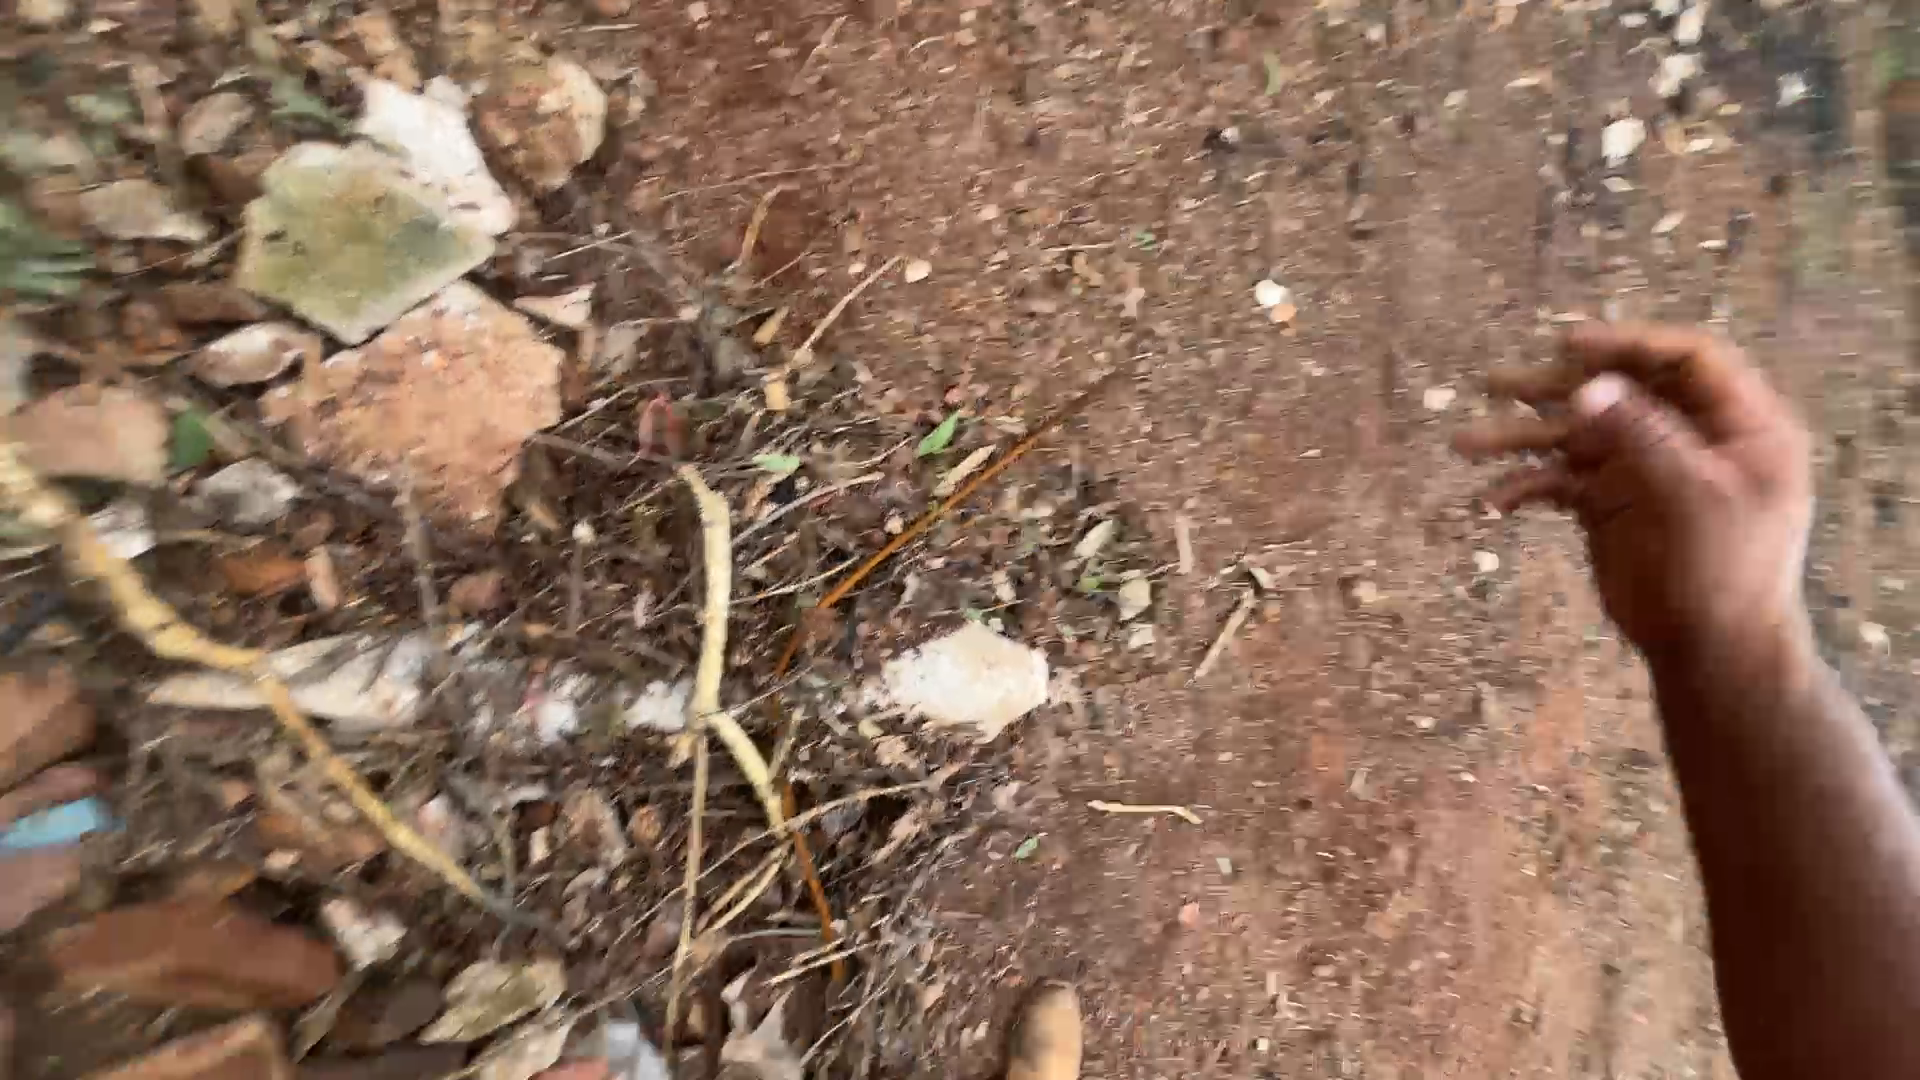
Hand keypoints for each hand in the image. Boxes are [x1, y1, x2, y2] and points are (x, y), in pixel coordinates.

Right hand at [1454, 323, 1813, 670]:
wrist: (1705, 639)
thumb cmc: (1722, 567)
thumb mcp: (1690, 495)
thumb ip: (1641, 437)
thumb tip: (1586, 388)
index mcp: (1735, 426)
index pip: (1685, 362)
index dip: (1627, 345)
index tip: (1563, 343)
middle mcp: (1684, 438)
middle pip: (1613, 394)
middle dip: (1551, 389)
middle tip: (1492, 383)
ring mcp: (1639, 470)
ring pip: (1571, 438)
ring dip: (1517, 440)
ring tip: (1464, 444)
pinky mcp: (1604, 502)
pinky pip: (1555, 481)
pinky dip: (1523, 488)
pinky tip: (1494, 502)